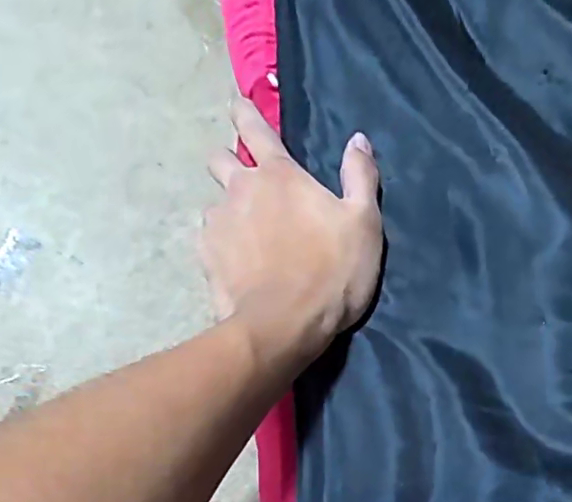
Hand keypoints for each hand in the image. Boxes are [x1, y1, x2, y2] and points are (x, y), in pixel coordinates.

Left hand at [201, 100, 383, 369]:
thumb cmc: (332, 275)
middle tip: (248, 186)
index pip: (254, 125)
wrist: (285, 325)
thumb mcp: (364, 226)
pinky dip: (221, 247)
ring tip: (248, 240)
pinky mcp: (207, 256)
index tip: (239, 106)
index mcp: (279, 175)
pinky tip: (237, 266)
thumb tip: (358, 140)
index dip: (245, 112)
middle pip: (220, 159)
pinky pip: (208, 240)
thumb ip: (361, 178)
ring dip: (228, 213)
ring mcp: (218, 222)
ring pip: (214, 204)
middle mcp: (240, 189)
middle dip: (229, 163)